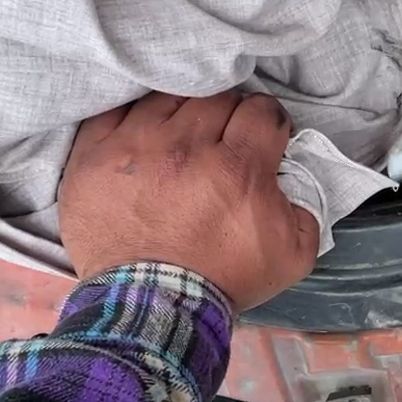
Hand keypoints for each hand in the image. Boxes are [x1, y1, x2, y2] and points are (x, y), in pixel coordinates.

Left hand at [58, 91, 320, 308]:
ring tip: (185, 137)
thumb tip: (295, 182)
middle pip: (218, 97)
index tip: (264, 139)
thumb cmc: (224, 280)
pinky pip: (117, 107)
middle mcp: (188, 146)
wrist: (152, 306)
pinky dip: (136, 114)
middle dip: (231, 114)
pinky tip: (146, 133)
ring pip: (170, 96)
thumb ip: (306, 210)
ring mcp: (136, 145)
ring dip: (185, 110)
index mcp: (239, 167)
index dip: (269, 122)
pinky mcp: (95, 153)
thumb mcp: (293, 256)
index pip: (262, 110)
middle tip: (227, 139)